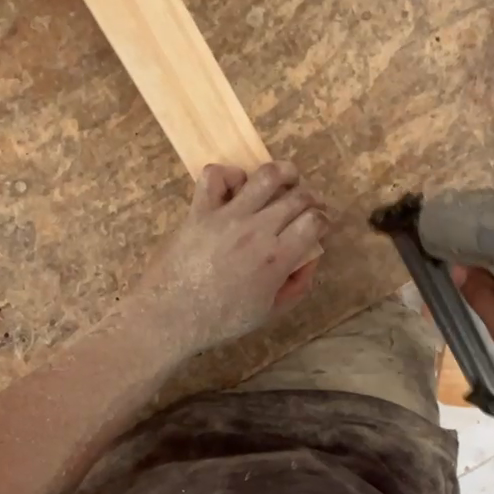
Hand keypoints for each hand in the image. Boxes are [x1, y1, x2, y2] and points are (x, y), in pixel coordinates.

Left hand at [130, 161, 327, 356]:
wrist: (170, 316)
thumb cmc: (220, 321)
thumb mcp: (268, 312)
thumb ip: (295, 286)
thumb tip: (309, 260)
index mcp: (276, 258)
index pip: (315, 222)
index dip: (323, 220)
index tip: (320, 224)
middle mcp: (257, 230)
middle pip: (297, 197)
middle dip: (311, 198)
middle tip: (308, 205)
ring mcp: (227, 216)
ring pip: (265, 176)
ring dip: (284, 173)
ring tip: (287, 179)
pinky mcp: (200, 210)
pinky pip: (216, 175)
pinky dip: (231, 174)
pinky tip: (236, 187)